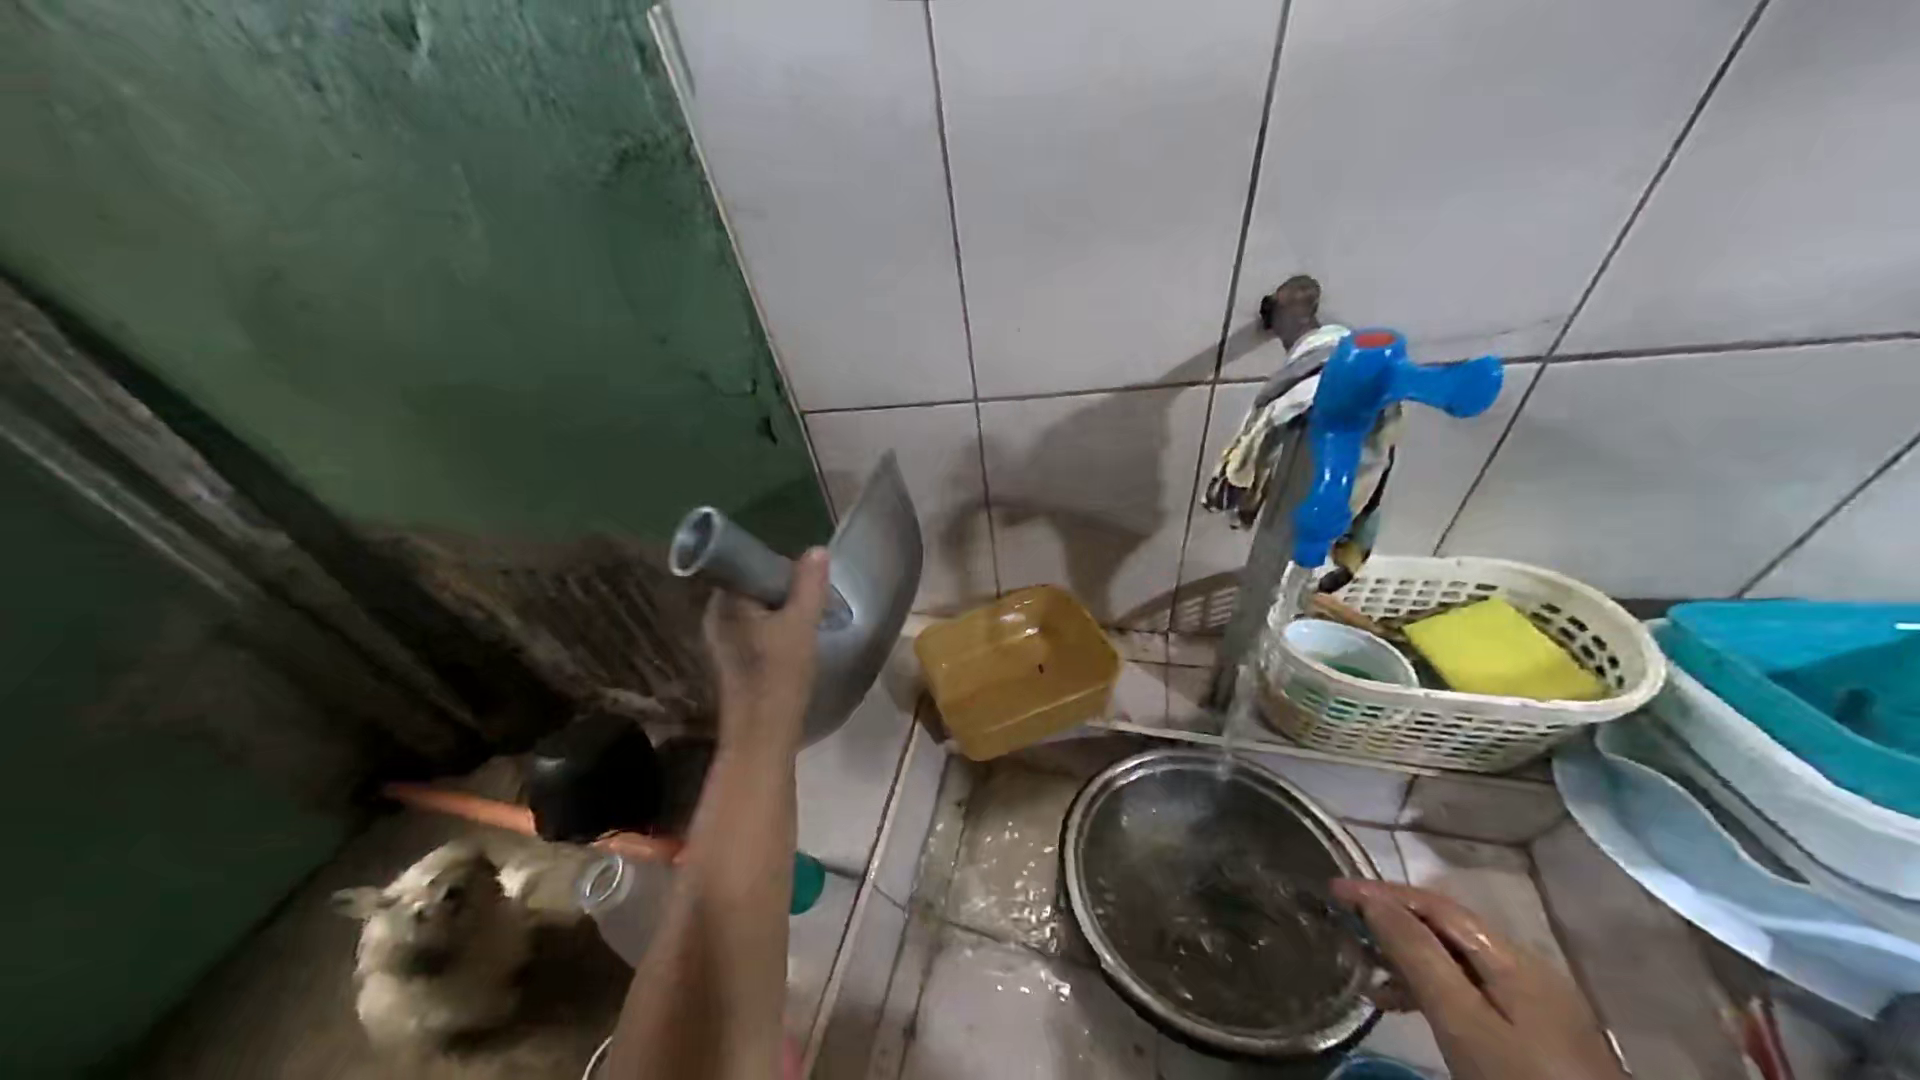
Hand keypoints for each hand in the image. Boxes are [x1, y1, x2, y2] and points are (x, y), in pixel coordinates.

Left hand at [703, 547, 829, 745]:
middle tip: (814, 602)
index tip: (807, 583)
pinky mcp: (732, 658)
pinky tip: (796, 642)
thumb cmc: (779, 676)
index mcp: (725, 602)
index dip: (781, 567)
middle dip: (785, 590)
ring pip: (757, 609)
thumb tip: (816, 551)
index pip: (750, 564)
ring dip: (783, 611)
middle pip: (754, 586)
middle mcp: (716, 616)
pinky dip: (776, 629)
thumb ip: (809, 585)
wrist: (762, 736)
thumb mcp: (801, 624)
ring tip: (808, 621)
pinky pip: (755, 629)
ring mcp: (721, 639)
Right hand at [1332, 879, 1626, 1079]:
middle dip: (1391, 918)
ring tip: (1365, 970)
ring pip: (1454, 958)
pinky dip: (1430, 985)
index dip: (1381, 892)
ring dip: (1406, 955)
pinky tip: (1405, 1004)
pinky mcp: (1532, 1031)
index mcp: (1510, 957)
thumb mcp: (1461, 1020)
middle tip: (1343, 922)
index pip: (1434, 904)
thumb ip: (1418, 955)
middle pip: (1446, 927)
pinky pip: (1467, 987)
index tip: (1333, 890)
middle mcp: (1523, 967)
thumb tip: (1373, 900)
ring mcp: (1532, 1001)